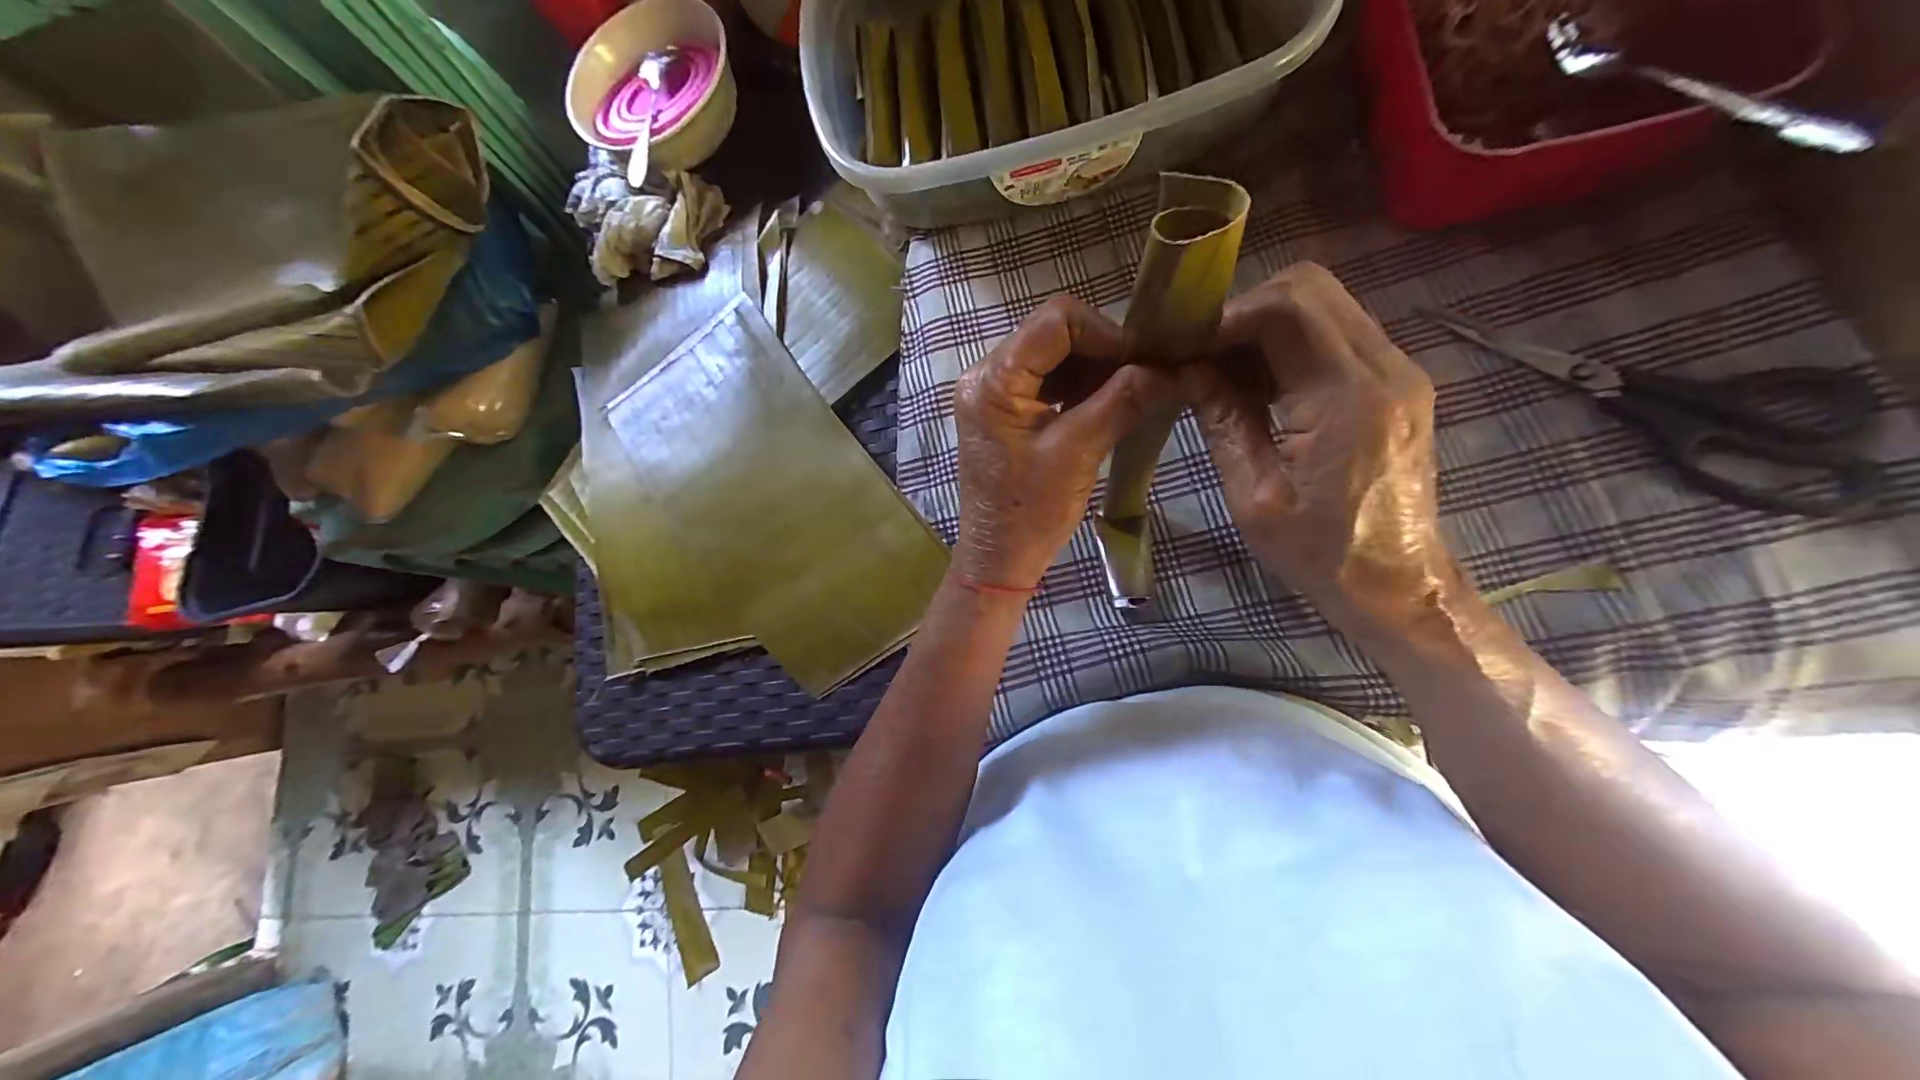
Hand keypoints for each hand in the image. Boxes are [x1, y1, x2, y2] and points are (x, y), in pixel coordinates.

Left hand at [953, 297, 1171, 590]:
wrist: (999, 557)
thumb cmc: (1031, 512)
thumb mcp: (1079, 452)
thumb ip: (1122, 400)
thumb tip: (1170, 367)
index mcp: (993, 381)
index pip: (1055, 321)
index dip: (1105, 333)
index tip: (1141, 361)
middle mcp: (986, 375)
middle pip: (1053, 333)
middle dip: (1102, 351)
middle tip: (1143, 376)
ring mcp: (993, 393)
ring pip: (1054, 356)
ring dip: (1094, 369)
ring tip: (1129, 393)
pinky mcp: (1005, 411)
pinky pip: (1047, 381)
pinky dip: (1079, 387)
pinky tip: (1105, 405)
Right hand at [1181, 264, 1463, 634]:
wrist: (1398, 584)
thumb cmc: (1320, 552)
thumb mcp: (1254, 496)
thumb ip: (1224, 421)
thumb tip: (1188, 369)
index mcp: (1347, 398)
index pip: (1286, 309)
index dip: (1226, 317)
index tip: (1185, 348)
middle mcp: (1385, 368)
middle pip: (1310, 290)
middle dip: (1245, 311)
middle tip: (1203, 355)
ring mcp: (1399, 372)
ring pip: (1326, 306)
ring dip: (1267, 328)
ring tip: (1224, 373)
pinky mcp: (1397, 384)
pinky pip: (1338, 336)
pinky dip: (1291, 346)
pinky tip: (1260, 387)